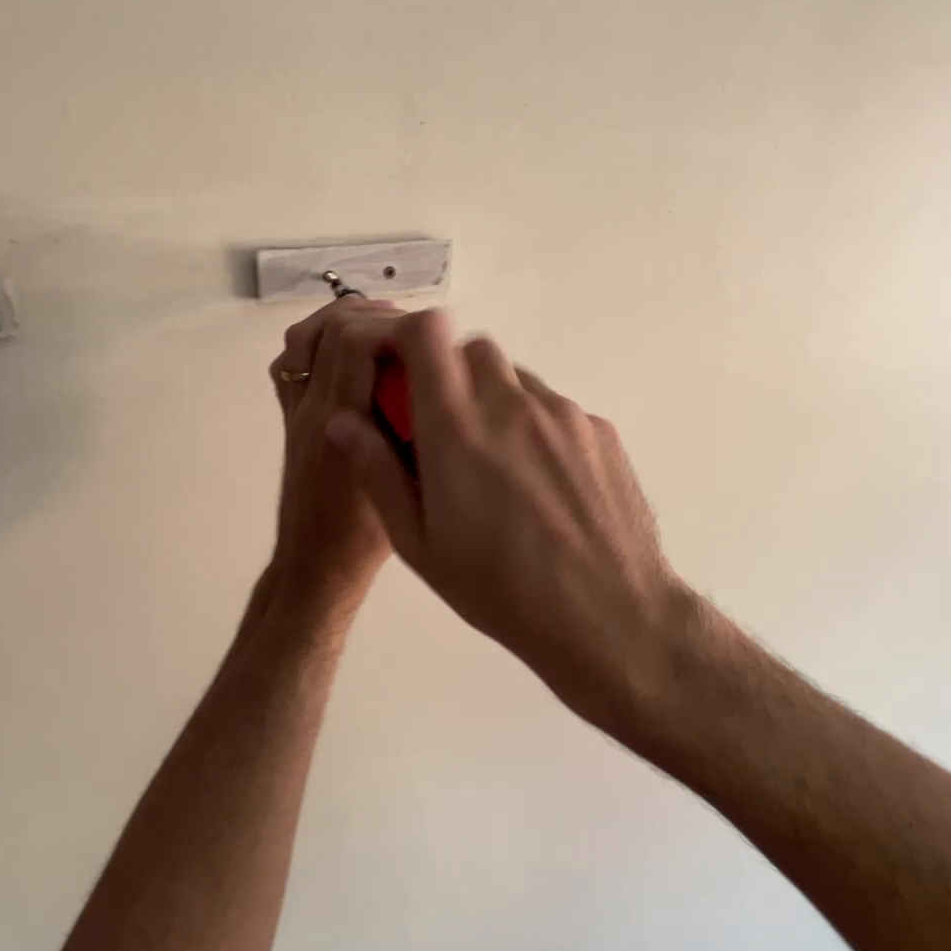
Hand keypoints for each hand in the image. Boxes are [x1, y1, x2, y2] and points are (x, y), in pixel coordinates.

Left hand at [265, 296, 408, 612]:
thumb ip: (414, 435)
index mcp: (341, 424)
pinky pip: (290, 364)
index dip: (394, 325)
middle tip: (411, 332)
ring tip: (384, 334)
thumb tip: (434, 382)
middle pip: (330, 328)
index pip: (356, 342)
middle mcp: (311, 409)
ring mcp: (294, 412)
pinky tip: (349, 358)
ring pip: (303, 338)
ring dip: (344, 322)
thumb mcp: (407, 488)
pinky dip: (316, 345)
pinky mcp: (288, 420)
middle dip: (374, 315)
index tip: (429, 335)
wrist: (315, 564)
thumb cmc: (366, 537)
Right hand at [323, 310, 722, 733]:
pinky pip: (554, 408)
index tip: (396, 372)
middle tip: (442, 431)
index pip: (428, 332)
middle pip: (473, 349)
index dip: (406, 337)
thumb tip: (341, 421)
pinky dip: (533, 426)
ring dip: (492, 401)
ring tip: (494, 467)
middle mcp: (512, 403)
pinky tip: (540, 486)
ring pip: (516, 378)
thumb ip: (377, 472)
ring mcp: (564, 414)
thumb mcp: (418, 542)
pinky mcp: (601, 431)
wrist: (609, 618)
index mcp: (457, 426)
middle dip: (449, 373)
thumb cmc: (498, 589)